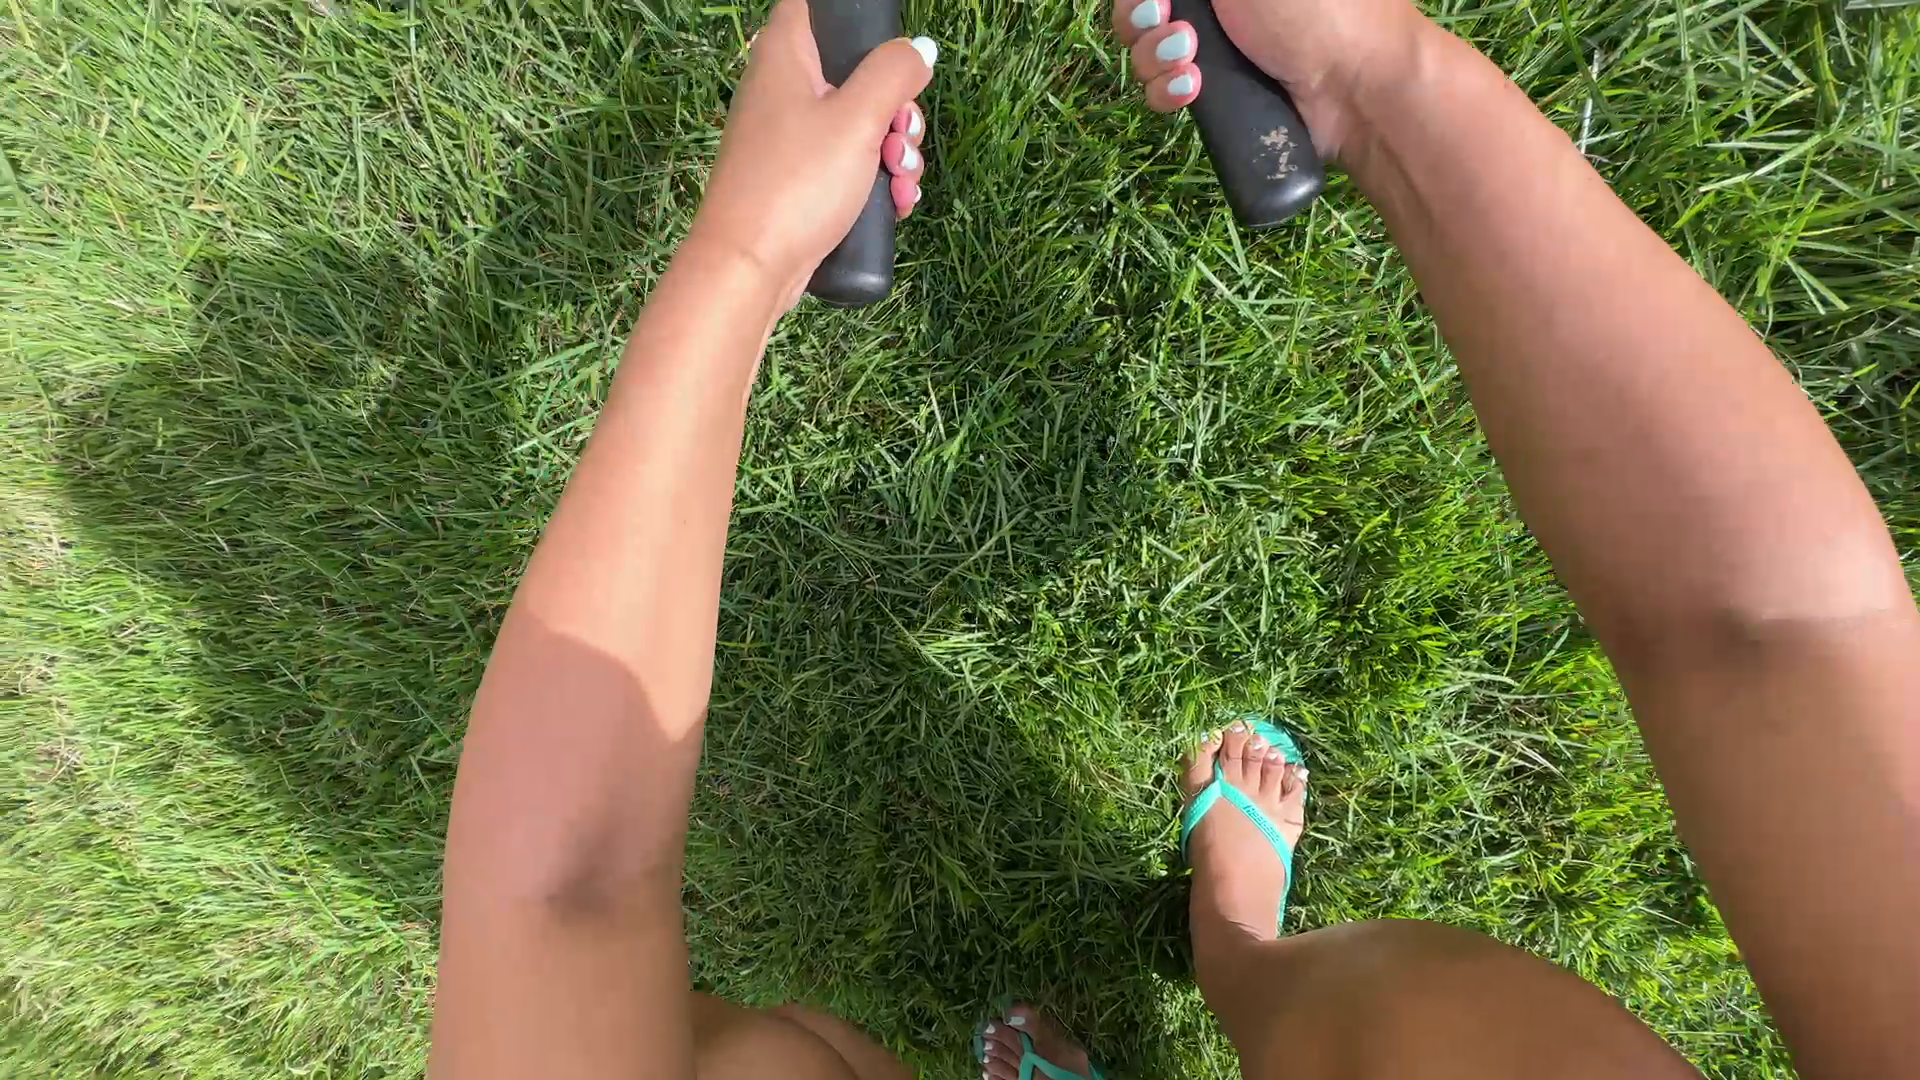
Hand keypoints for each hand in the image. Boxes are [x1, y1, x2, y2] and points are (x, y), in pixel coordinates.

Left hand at [687, 0, 936, 308]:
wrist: (752, 265)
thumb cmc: (799, 182)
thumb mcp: (857, 119)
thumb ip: (894, 74)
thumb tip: (920, 49)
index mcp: (788, 53)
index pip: (825, 9)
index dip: (865, 30)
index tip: (893, 65)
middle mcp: (786, 89)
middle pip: (858, 77)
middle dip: (898, 112)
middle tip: (902, 142)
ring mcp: (793, 140)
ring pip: (861, 129)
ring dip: (895, 156)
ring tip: (901, 188)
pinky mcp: (801, 183)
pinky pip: (849, 169)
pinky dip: (876, 184)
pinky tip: (895, 206)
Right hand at [1110, 0, 1429, 160]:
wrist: (1346, 85)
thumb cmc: (1310, 8)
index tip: (1159, 4)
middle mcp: (1212, 4)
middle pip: (1141, 11)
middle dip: (1144, 24)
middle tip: (1179, 35)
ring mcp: (1207, 47)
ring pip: (1146, 53)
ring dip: (1155, 60)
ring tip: (1189, 66)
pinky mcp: (1209, 92)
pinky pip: (1162, 93)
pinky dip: (1166, 93)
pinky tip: (1191, 92)